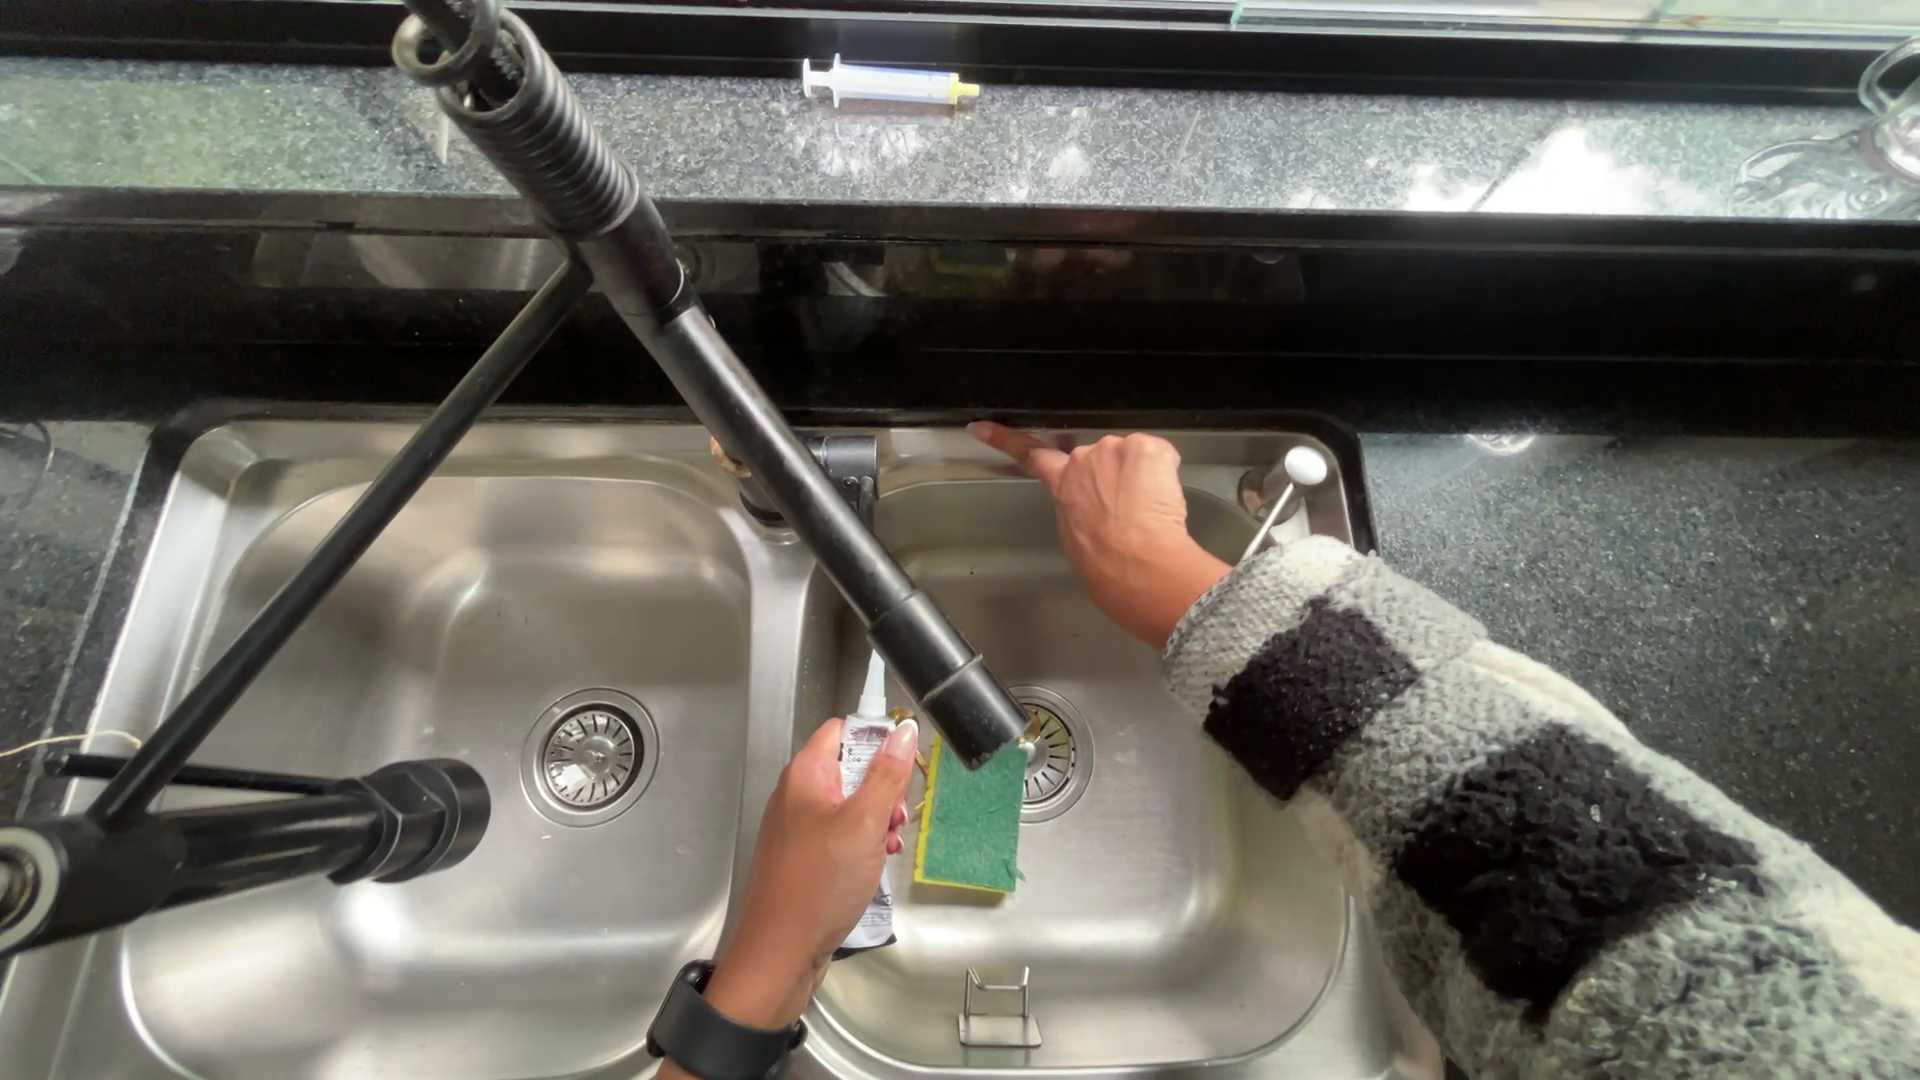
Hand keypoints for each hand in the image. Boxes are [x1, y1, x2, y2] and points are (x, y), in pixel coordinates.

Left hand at [702, 717, 916, 1030]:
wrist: (779, 956)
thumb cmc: (821, 882)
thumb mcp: (865, 822)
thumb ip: (887, 773)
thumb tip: (904, 729)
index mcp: (805, 774)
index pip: (842, 729)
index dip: (876, 738)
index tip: (903, 763)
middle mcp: (798, 794)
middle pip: (850, 767)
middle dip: (883, 787)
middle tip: (898, 815)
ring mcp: (798, 827)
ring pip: (850, 803)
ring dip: (878, 818)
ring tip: (890, 845)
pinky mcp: (804, 856)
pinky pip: (840, 833)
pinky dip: (863, 841)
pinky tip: (878, 862)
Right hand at [970, 422, 1230, 648]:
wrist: (1137, 564)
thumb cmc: (1104, 566)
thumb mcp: (1074, 538)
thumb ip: (1076, 508)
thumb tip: (1091, 507)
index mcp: (1062, 484)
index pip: (1029, 453)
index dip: (1003, 438)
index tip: (980, 426)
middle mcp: (1084, 458)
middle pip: (1101, 457)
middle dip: (1114, 474)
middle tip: (1129, 509)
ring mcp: (1115, 448)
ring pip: (1134, 457)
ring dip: (1142, 476)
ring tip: (1147, 512)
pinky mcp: (1147, 448)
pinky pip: (1161, 456)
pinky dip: (1166, 474)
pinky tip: (1164, 502)